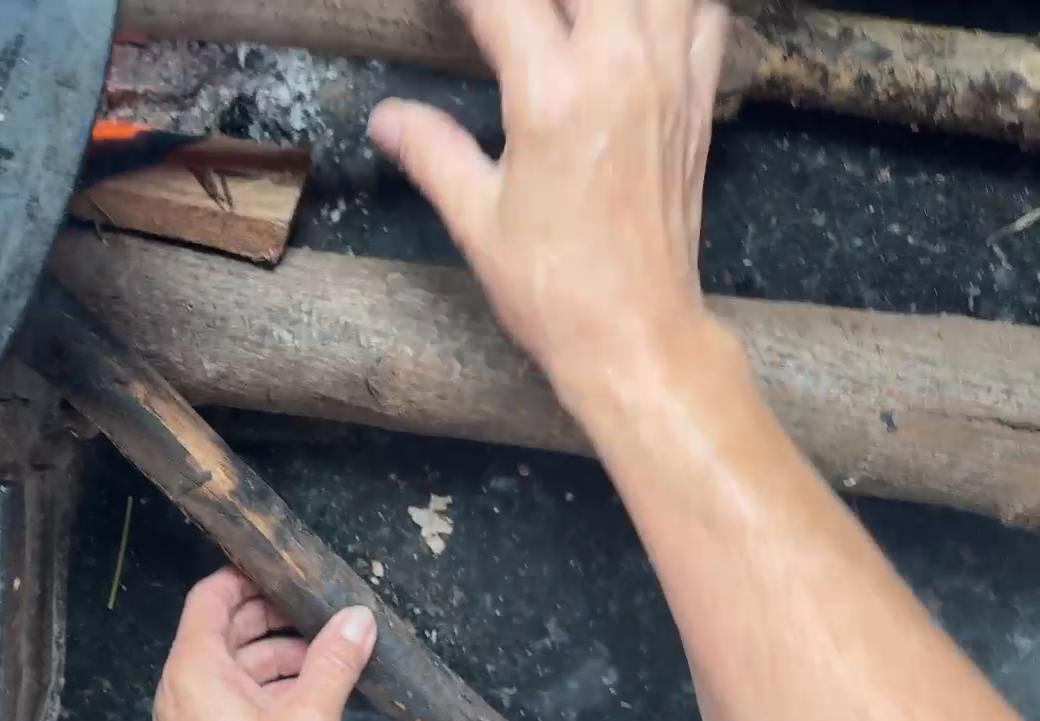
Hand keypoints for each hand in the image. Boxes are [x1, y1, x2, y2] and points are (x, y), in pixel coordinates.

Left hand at [153, 568, 376, 720]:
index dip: (246, 577)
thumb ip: (334, 662)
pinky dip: (269, 689)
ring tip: (331, 656)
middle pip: (223, 630)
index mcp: (194, 668)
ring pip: (234, 668)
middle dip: (272, 618)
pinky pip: (236, 699)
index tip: (289, 573)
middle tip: (323, 614)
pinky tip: (315, 696)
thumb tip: (358, 616)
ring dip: (278, 657)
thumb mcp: (311, 720)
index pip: (210, 597)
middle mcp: (183, 688)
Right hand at [367, 0, 740, 414]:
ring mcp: (672, 72)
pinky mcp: (701, 92)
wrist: (629, 325)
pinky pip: (700, 5)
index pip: (505, 4)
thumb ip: (432, 153)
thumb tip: (384, 117)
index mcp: (551, 99)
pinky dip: (662, 0)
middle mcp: (621, 66)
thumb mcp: (474, 220)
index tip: (445, 6)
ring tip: (561, 19)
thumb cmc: (545, 283)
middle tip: (500, 13)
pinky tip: (627, 17)